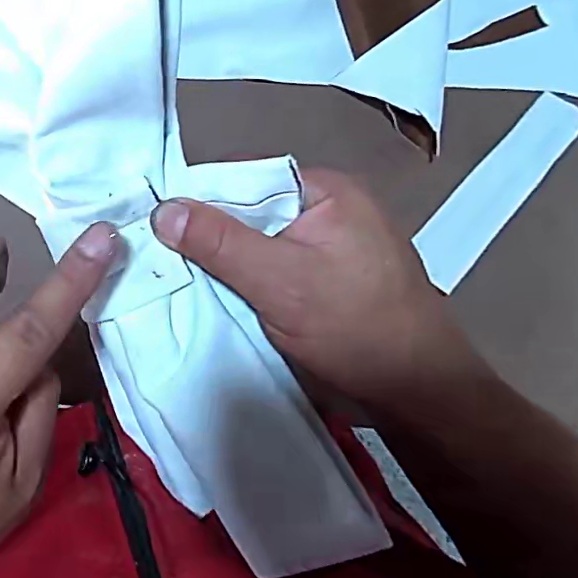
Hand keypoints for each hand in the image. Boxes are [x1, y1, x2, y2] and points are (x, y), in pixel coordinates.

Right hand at [151, 169, 489, 415]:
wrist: (419, 399)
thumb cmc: (358, 329)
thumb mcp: (279, 280)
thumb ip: (220, 242)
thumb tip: (162, 209)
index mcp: (324, 191)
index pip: (242, 179)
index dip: (198, 200)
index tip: (158, 226)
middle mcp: (324, 210)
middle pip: (245, 212)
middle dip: (208, 237)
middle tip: (164, 258)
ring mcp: (324, 246)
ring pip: (253, 243)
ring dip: (223, 263)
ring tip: (184, 278)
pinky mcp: (320, 279)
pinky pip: (266, 267)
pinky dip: (241, 281)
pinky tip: (217, 295)